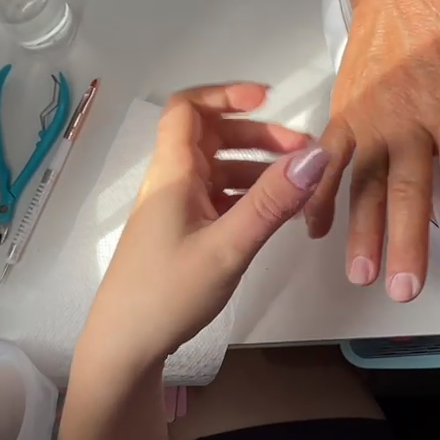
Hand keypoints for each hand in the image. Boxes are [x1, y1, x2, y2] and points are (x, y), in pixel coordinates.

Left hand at [79, 83, 324, 373]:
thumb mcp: (228, 246)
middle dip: (257, 137)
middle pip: (211, 138)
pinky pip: (216, 199)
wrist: (123, 346)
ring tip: (298, 188)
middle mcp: (170, 183)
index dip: (225, 93)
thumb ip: (272, 201)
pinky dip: (245, 198)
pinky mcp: (179, 234)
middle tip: (303, 152)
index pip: (188, 109)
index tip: (268, 99)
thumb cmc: (168, 293)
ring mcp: (173, 210)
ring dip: (256, 170)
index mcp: (172, 173)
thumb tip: (316, 154)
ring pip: (217, 171)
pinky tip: (273, 216)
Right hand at [307, 0, 439, 301]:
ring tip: (360, 274)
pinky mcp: (343, 111)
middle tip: (404, 290)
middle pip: (410, 191)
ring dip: (361, 231)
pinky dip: (318, 192)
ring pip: (366, 183)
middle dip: (407, 244)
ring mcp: (371, 118)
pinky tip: (313, 228)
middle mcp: (410, 120)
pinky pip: (329, 158)